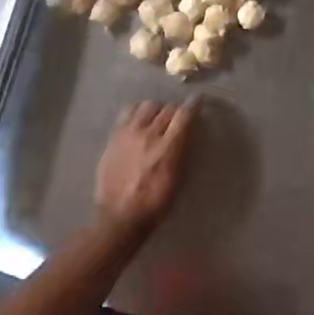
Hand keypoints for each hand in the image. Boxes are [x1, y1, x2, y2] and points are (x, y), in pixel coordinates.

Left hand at [94, 98, 197, 238]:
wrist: (120, 213)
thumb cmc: (154, 204)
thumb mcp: (177, 180)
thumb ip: (181, 152)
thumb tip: (185, 133)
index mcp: (168, 148)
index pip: (184, 116)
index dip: (193, 105)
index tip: (198, 101)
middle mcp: (149, 134)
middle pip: (166, 108)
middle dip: (175, 111)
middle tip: (177, 119)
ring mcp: (129, 132)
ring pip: (147, 105)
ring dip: (157, 109)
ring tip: (157, 118)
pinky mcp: (115, 134)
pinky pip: (128, 111)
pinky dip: (138, 110)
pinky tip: (140, 118)